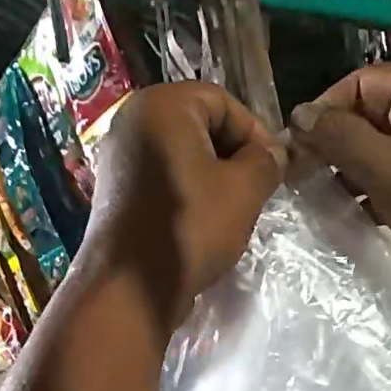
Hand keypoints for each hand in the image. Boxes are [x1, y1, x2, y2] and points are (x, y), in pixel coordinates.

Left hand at [82, 82, 285, 328]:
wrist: (131, 288)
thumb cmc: (190, 229)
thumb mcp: (243, 192)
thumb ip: (265, 162)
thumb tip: (273, 153)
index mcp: (161, 107)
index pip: (222, 102)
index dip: (255, 133)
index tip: (273, 169)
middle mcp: (132, 123)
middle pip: (199, 126)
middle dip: (233, 156)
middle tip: (255, 191)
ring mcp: (119, 159)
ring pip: (182, 156)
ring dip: (212, 178)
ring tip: (231, 212)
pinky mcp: (116, 192)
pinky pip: (162, 179)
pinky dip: (187, 193)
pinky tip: (201, 224)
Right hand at [289, 63, 390, 273]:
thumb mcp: (385, 165)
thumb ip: (339, 137)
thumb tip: (299, 116)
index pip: (358, 83)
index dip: (323, 111)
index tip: (294, 147)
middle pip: (366, 116)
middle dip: (332, 144)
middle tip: (300, 176)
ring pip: (376, 150)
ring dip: (346, 172)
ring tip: (315, 196)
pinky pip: (390, 177)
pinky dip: (367, 192)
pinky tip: (344, 213)